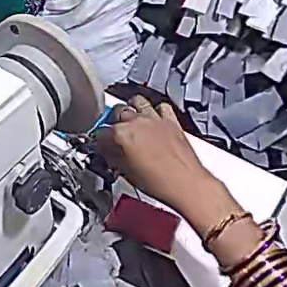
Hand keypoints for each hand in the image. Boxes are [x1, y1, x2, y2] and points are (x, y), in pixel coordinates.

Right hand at [98, 95, 237, 230]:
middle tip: (113, 134)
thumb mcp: (126, 173)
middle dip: (112, 121)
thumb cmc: (160, 182)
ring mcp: (155, 119)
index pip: (101, 132)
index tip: (101, 146)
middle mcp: (137, 121)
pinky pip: (161, 106)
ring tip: (130, 118)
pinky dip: (155, 110)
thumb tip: (108, 153)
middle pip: (116, 112)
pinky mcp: (171, 121)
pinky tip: (153, 118)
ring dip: (131, 109)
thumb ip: (113, 158)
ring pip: (137, 101)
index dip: (99, 141)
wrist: (187, 184)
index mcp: (121, 134)